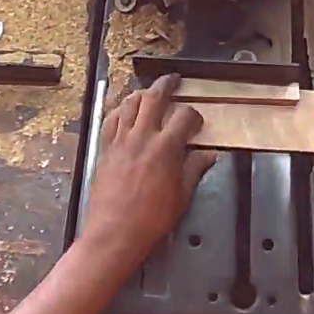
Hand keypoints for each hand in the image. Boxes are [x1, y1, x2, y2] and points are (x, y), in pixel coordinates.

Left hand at [78, 74, 217, 273]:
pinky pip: (111, 121)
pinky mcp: (106, 150)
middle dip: (166, 85)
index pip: (184, 116)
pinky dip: (120, 110)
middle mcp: (142, 138)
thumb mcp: (182, 196)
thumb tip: (207, 156)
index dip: (194, 115)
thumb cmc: (151, 219)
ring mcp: (120, 142)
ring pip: (129, 104)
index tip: (197, 123)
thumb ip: (195, 169)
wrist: (115, 234)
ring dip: (142, 94)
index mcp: (165, 148)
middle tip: (173, 80)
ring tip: (149, 92)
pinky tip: (125, 111)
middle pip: (154, 98)